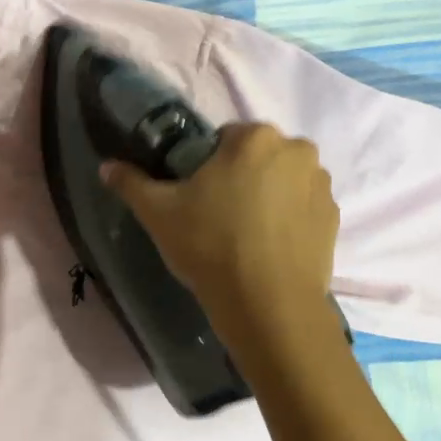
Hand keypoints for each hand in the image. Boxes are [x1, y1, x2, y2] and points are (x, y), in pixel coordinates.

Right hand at [101, 122, 338, 345]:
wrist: (266, 302)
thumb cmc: (209, 245)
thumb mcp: (157, 213)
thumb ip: (131, 183)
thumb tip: (106, 167)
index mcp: (254, 138)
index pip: (222, 138)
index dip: (202, 165)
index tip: (191, 195)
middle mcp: (297, 150)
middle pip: (256, 157)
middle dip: (237, 177)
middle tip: (212, 215)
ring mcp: (321, 184)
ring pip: (280, 181)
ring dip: (263, 197)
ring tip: (240, 235)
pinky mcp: (333, 218)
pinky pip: (300, 208)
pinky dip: (284, 220)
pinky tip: (262, 248)